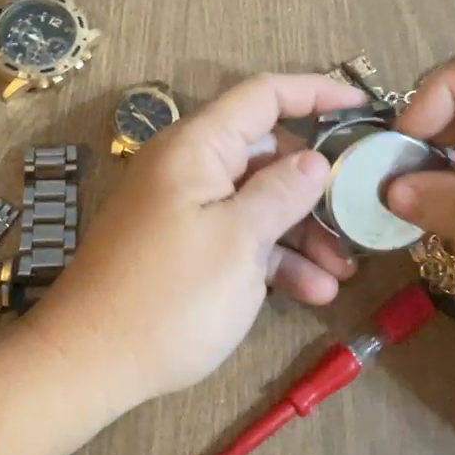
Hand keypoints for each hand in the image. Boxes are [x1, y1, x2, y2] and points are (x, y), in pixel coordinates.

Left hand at [23, 73, 367, 410]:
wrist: (90, 361)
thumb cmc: (168, 295)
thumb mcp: (237, 241)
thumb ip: (280, 193)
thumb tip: (316, 159)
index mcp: (197, 147)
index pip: (262, 96)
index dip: (315, 93)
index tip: (364, 108)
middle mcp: (190, 168)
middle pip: (266, 154)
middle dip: (316, 185)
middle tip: (359, 215)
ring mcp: (186, 209)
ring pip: (258, 201)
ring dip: (302, 231)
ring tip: (344, 271)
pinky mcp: (185, 247)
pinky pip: (238, 237)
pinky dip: (274, 258)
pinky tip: (314, 291)